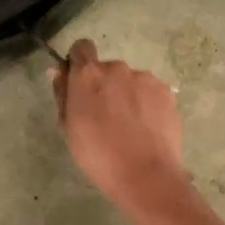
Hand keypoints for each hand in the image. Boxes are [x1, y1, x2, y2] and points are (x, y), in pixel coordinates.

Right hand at [53, 39, 192, 221]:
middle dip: (105, 87)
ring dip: (127, 95)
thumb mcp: (68, 128)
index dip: (80, 63)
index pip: (81, 48)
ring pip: (130, 81)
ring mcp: (144, 78)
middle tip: (106, 118)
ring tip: (131, 128)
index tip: (81, 85)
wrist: (146, 176)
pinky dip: (147, 104)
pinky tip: (148, 129)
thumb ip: (63, 94)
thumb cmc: (98, 156)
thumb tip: (58, 71)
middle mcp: (116, 68)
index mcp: (88, 75)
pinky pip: (150, 92)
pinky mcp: (165, 91)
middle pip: (107, 70)